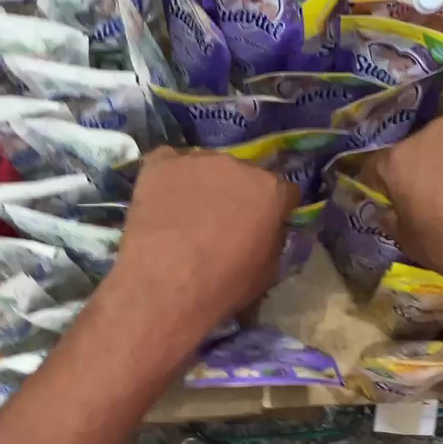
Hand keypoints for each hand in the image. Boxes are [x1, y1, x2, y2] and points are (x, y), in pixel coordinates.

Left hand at [105, 148, 297, 339]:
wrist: (166, 280)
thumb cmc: (222, 283)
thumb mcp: (266, 273)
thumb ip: (274, 241)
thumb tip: (269, 232)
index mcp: (270, 190)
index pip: (282, 192)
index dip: (273, 210)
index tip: (262, 226)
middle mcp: (238, 165)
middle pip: (242, 175)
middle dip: (235, 194)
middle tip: (219, 222)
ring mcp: (197, 160)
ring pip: (205, 166)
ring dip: (201, 184)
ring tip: (184, 214)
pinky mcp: (160, 163)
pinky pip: (167, 162)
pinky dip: (167, 177)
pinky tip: (160, 199)